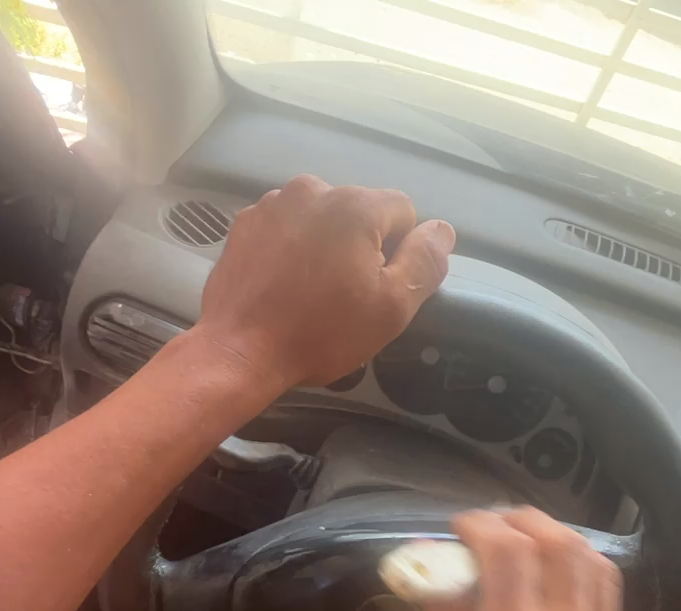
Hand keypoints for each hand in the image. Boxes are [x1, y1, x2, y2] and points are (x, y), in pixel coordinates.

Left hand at [191, 175, 454, 389]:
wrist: (239, 351)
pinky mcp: (243, 225)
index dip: (399, 254)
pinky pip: (283, 230)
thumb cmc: (320, 334)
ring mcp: (272, 204)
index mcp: (355, 204)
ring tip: (308, 294)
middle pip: (357, 213)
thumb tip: (442, 230)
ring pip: (319, 220)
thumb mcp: (390, 309)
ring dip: (323, 247)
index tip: (377, 290)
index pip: (403, 211)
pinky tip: (281, 288)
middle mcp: (313, 189)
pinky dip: (289, 251)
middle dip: (359, 248)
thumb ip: (424, 263)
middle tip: (343, 298)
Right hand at [415, 508, 630, 610]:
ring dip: (557, 539)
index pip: (506, 550)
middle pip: (558, 543)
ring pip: (594, 563)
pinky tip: (549, 582)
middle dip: (520, 521)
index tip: (457, 529)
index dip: (478, 526)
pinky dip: (577, 573)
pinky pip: (605, 599)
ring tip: (523, 544)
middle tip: (489, 528)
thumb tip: (440, 566)